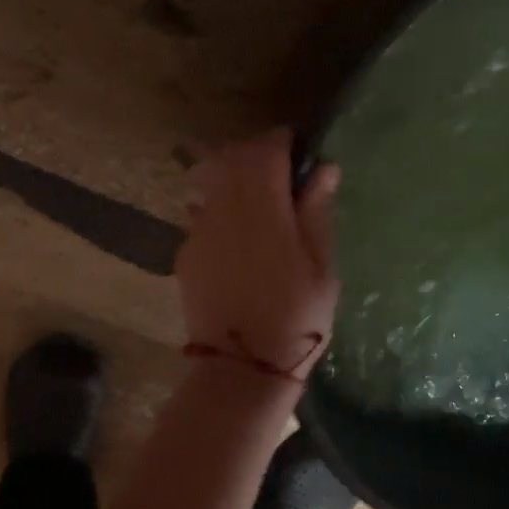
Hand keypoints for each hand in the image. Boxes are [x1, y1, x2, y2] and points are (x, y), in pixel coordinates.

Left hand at [175, 128, 340, 380]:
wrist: (241, 367)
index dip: (281, 142)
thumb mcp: (321, 267)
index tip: (298, 147)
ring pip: (212, 183)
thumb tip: (323, 169)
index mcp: (263, 210)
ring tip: (259, 201)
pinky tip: (238, 235)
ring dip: (235, 179)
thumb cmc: (296, 319)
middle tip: (280, 169)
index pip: (264, 151)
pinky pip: (202, 214)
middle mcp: (223, 211)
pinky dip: (220, 209)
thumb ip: (317, 212)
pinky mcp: (185, 254)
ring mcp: (198, 232)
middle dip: (256, 154)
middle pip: (232, 159)